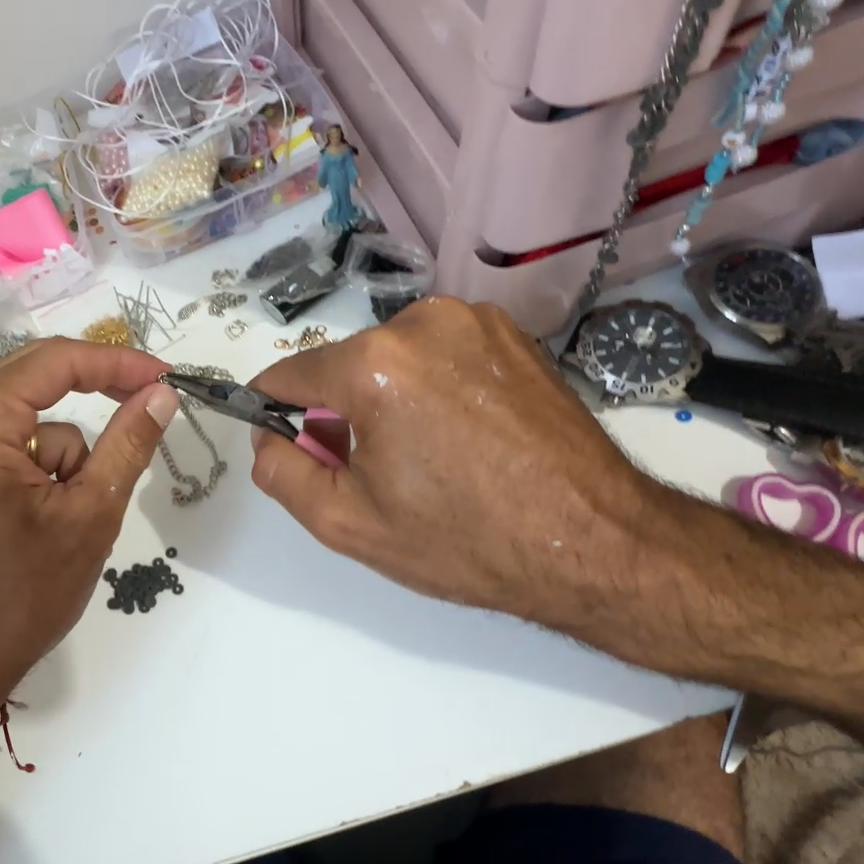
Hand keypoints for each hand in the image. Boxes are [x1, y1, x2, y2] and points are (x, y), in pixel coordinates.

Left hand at [0, 338, 177, 719]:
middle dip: (95, 398)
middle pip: (37, 380)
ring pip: (31, 419)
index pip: (55, 361)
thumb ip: (129, 443)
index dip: (118, 362)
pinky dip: (42, 469)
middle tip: (149, 409)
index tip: (167, 377)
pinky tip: (44, 522)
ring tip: (72, 514)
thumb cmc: (21, 595)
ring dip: (66, 454)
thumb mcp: (90, 515)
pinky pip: (10, 444)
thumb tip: (161, 394)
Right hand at [247, 298, 665, 625]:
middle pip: (345, 365)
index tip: (277, 436)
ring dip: (388, 397)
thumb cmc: (464, 539)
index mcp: (376, 364)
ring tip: (427, 457)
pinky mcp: (512, 334)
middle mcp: (423, 323)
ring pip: (393, 357)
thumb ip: (281, 474)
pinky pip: (441, 354)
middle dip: (340, 411)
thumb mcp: (348, 523)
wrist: (594, 541)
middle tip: (373, 472)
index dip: (273, 407)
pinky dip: (432, 386)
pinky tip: (462, 436)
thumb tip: (269, 437)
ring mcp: (475, 322)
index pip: (292, 373)